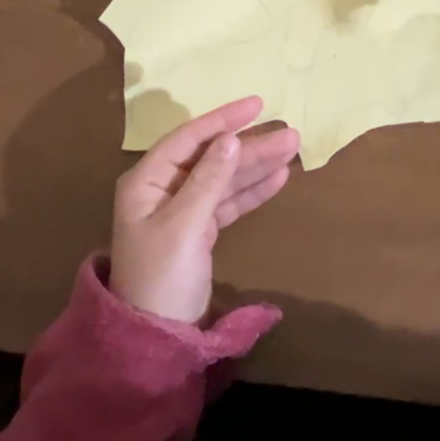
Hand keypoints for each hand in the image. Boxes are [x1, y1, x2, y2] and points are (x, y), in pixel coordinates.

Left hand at [110, 98, 301, 323]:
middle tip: (290, 134)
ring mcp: (182, 211)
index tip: (257, 105)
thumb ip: (208, 180)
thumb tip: (230, 139)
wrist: (153, 335)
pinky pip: (227, 204)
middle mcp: (163, 190)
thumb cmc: (161, 274)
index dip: (222, 120)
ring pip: (224, 180)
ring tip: (292, 150)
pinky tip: (278, 178)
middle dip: (250, 146)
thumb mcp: (184, 225)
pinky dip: (251, 192)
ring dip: (256, 166)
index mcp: (147, 181)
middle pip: (211, 158)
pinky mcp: (198, 232)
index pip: (188, 140)